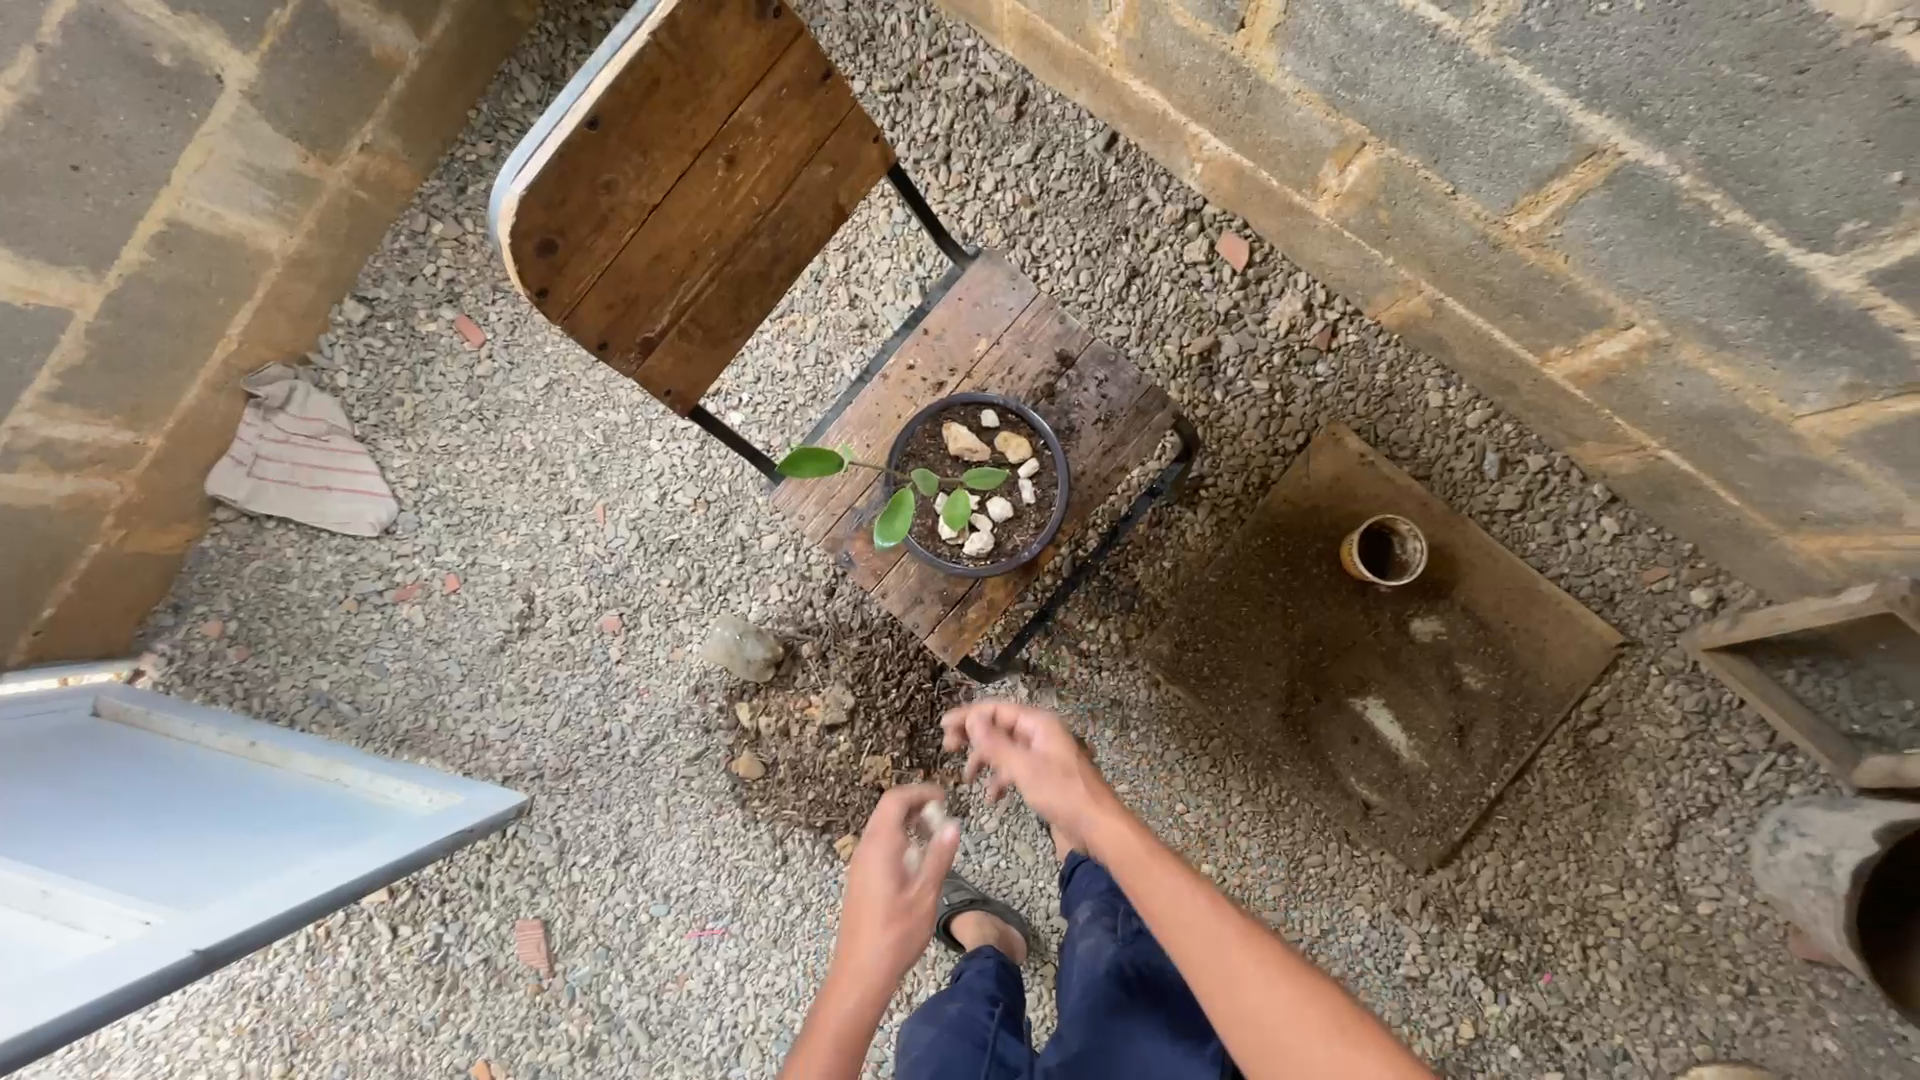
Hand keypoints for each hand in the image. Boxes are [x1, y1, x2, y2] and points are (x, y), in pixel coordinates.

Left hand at [831, 784, 960, 989]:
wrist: (861, 972)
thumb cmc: (896, 933)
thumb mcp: (926, 894)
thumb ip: (939, 856)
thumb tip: (953, 824)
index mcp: (879, 845)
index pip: (896, 799)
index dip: (920, 792)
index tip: (944, 799)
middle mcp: (865, 848)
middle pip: (888, 810)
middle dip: (916, 807)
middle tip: (942, 819)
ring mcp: (859, 864)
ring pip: (883, 828)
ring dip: (908, 825)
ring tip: (934, 839)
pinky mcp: (860, 878)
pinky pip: (879, 845)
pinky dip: (900, 841)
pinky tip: (917, 864)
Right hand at [940, 700, 1123, 845]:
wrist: (1098, 827)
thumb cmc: (1063, 793)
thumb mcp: (1024, 768)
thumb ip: (995, 744)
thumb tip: (971, 719)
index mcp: (1038, 724)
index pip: (996, 710)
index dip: (968, 715)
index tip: (943, 726)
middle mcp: (1040, 734)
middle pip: (999, 727)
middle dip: (974, 737)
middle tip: (948, 748)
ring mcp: (1042, 755)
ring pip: (1005, 749)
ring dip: (985, 760)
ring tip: (967, 778)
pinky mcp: (1044, 776)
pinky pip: (1015, 769)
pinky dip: (1001, 779)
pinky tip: (992, 797)